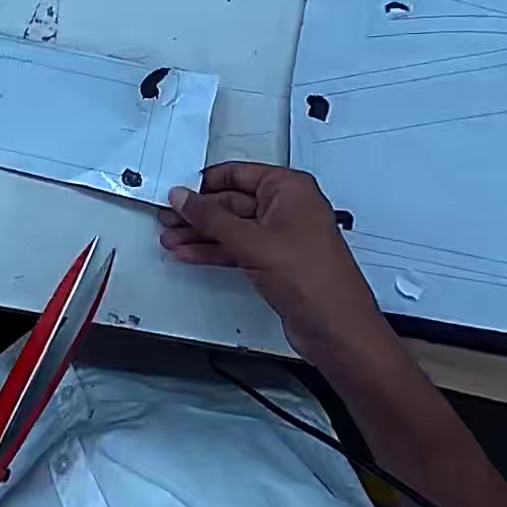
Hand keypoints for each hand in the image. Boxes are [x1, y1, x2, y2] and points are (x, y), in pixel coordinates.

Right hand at [158, 162, 386, 353]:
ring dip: (200, 233)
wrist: (338, 333)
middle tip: (168, 217)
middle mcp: (287, 208)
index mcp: (290, 189)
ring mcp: (280, 235)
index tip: (178, 191)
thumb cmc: (317, 283)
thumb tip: (184, 198)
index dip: (203, 183)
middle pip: (230, 201)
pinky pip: (236, 246)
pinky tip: (190, 253)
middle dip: (197, 213)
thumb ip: (211, 217)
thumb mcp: (252, 242)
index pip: (236, 174)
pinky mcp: (274, 260)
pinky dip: (213, 249)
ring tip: (172, 238)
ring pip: (230, 226)